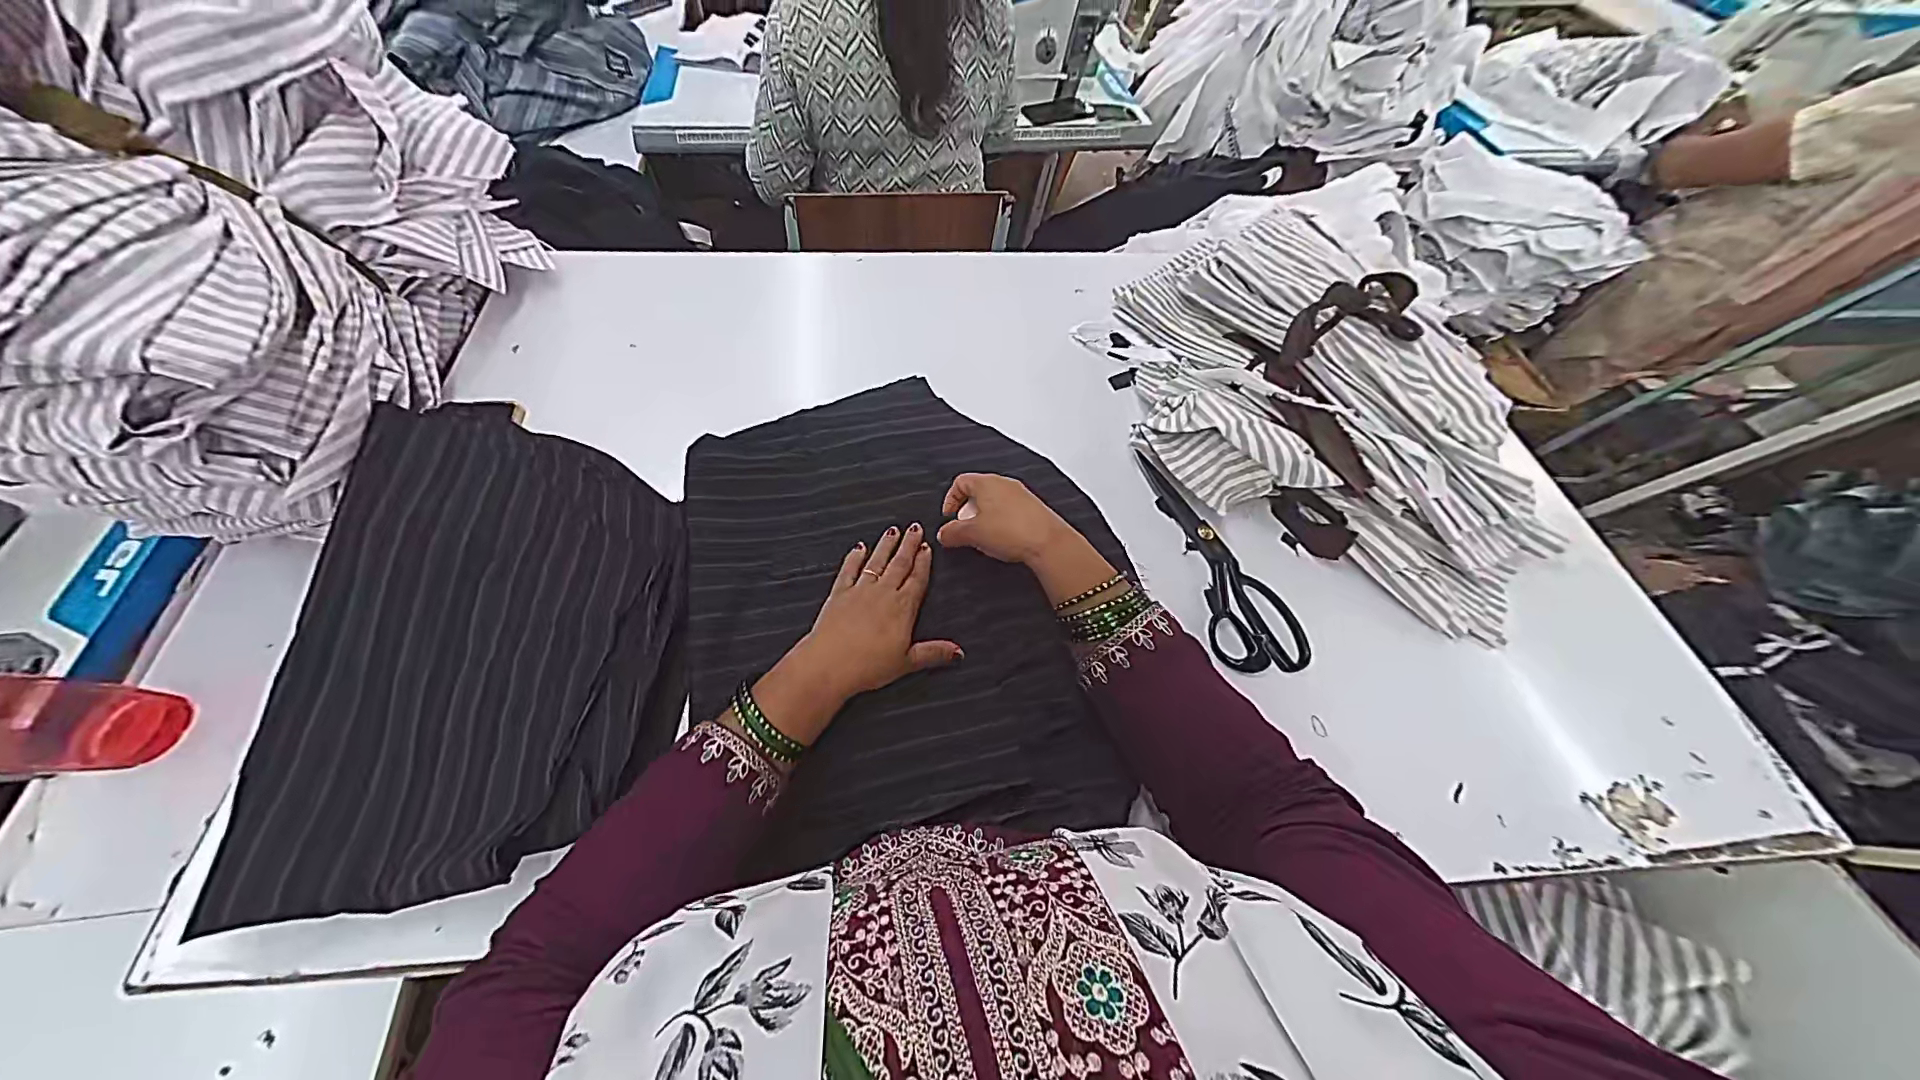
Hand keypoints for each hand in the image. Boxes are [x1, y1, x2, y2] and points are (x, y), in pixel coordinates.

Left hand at [755, 524, 961, 746]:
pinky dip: (854, 558)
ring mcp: (860, 591)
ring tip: (893, 531)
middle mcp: (883, 594)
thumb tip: (956, 652)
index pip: (917, 578)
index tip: (927, 548)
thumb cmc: (866, 665)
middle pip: (900, 563)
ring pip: (877, 561)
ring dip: (886, 545)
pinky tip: (858, 548)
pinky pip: (849, 570)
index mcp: (902, 608)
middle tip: (915, 528)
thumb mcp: (907, 662)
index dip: (923, 562)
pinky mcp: (839, 594)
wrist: (829, 664)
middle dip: (909, 545)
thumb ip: (933, 653)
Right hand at [934, 473, 1076, 564]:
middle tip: (965, 530)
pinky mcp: (1033, 508)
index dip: (950, 500)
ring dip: (985, 518)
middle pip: (977, 492)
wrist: (1048, 543)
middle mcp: (1005, 484)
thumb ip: (952, 532)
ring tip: (984, 537)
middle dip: (967, 512)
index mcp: (987, 482)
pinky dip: (1001, 522)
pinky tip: (1003, 539)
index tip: (949, 517)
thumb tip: (944, 533)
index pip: (960, 482)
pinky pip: (1010, 511)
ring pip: (994, 502)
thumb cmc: (1013, 531)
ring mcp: (1021, 495)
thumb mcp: (972, 534)